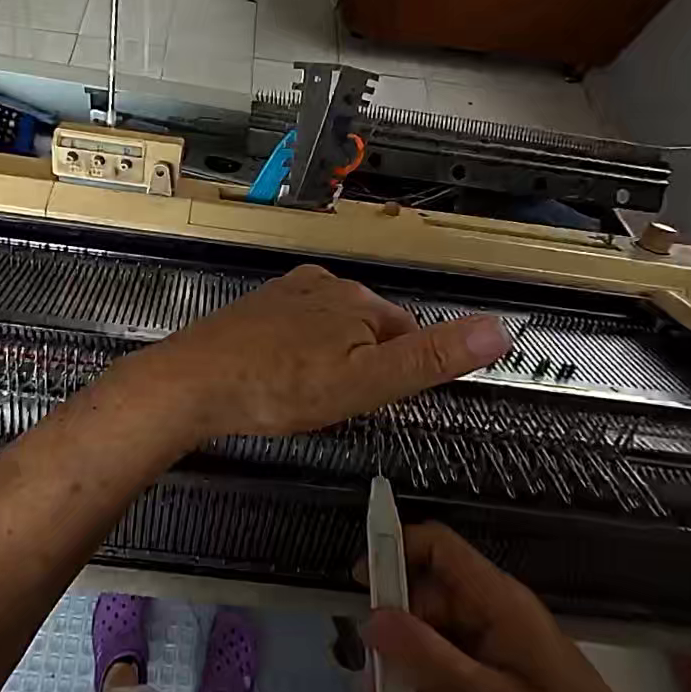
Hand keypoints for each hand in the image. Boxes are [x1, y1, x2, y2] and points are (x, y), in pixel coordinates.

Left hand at [101, 264, 508, 444]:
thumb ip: (430, 358)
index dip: (398, 371)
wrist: (193, 384)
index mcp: (357, 301)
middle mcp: (323, 287)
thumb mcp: (366, 382)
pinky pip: (295, 332)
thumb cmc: (280, 387)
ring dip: (330, 360)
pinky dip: (298, 355)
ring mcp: (285, 295)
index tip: (379, 400)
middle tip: (340, 404)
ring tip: (309, 397)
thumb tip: (497, 329)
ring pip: (330, 330)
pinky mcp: (256, 310)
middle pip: (367, 329)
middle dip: (363, 365)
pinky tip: (280, 380)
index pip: (406, 333)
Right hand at [359, 523, 656, 691]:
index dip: (396, 548)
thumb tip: (371, 621)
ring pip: (431, 645)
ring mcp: (493, 640)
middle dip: (398, 650)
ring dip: (414, 688)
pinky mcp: (496, 668)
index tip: (361, 580)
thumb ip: (431, 663)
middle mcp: (490, 608)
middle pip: (424, 605)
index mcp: (496, 599)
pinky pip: (449, 672)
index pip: (438, 546)